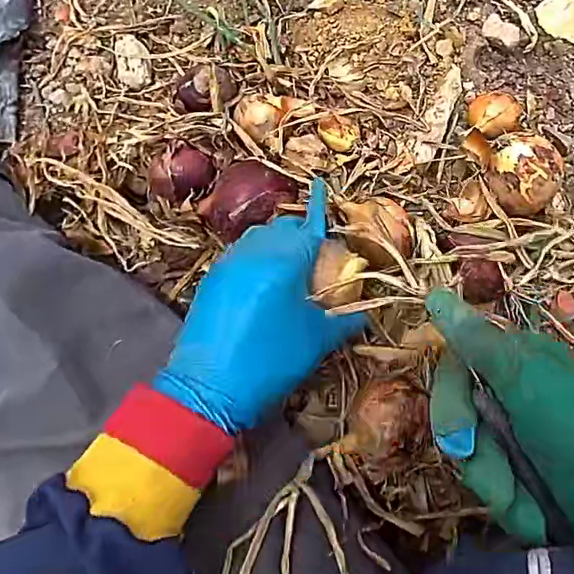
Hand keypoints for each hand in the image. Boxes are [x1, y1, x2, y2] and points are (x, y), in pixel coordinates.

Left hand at [153, 180, 366, 433]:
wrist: (209, 385)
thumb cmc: (271, 359)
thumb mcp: (315, 341)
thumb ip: (343, 321)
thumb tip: (364, 315)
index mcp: (285, 260)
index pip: (309, 225)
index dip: (321, 208)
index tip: (325, 187)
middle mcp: (255, 251)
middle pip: (282, 226)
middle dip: (300, 230)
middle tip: (315, 250)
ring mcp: (229, 262)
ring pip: (257, 237)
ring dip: (276, 242)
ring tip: (288, 266)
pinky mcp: (212, 277)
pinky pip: (239, 254)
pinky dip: (255, 257)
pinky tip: (261, 282)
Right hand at [425, 290, 573, 573]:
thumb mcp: (529, 386)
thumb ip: (479, 343)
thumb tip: (435, 296)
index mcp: (516, 359)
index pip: (452, 364)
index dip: (450, 401)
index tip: (461, 435)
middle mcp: (509, 391)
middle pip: (454, 412)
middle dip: (475, 452)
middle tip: (495, 476)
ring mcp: (514, 435)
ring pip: (467, 454)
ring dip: (494, 483)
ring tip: (530, 502)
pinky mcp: (520, 473)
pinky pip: (488, 483)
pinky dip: (509, 503)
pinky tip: (536, 514)